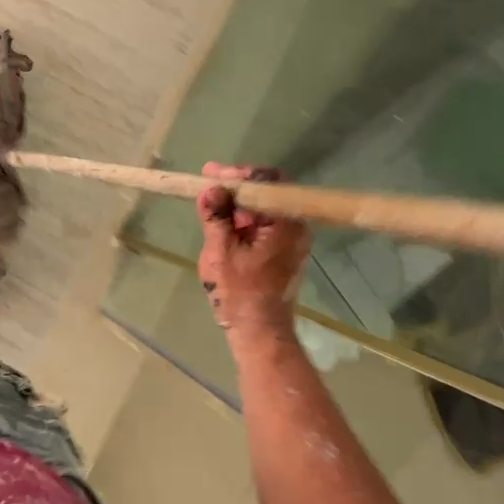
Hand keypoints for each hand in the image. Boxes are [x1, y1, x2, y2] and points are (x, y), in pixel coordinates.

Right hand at [196, 162, 312, 334]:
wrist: (259, 329)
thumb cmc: (241, 292)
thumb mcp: (220, 251)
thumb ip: (216, 217)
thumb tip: (210, 190)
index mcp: (287, 224)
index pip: (269, 182)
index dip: (241, 174)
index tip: (213, 174)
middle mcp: (296, 228)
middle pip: (268, 193)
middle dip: (236, 185)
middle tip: (207, 182)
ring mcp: (291, 240)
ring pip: (264, 208)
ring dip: (237, 202)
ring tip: (210, 198)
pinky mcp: (283, 251)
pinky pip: (264, 224)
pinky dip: (243, 218)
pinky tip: (221, 218)